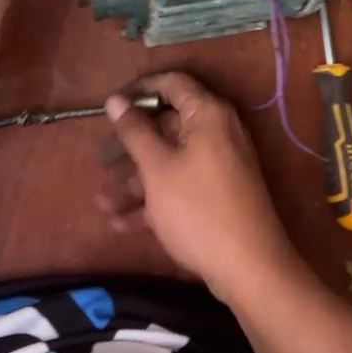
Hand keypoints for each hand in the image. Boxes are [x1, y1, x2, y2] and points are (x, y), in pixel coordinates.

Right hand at [97, 72, 304, 301]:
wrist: (250, 269)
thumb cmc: (198, 208)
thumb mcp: (158, 168)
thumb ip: (134, 131)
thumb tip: (115, 100)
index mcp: (207, 114)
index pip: (171, 83)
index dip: (139, 89)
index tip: (110, 104)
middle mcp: (216, 132)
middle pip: (166, 125)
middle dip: (130, 145)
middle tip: (101, 158)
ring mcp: (218, 165)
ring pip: (169, 160)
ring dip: (135, 180)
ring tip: (102, 202)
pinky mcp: (217, 195)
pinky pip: (180, 185)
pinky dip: (154, 200)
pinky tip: (121, 223)